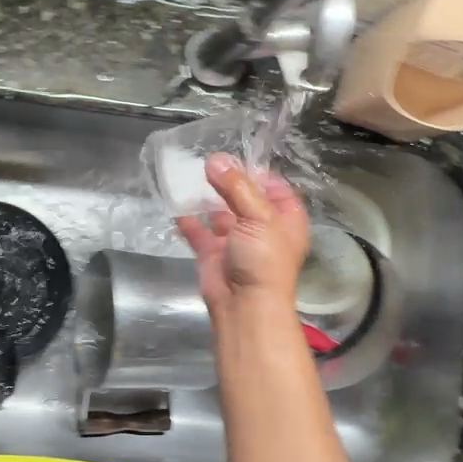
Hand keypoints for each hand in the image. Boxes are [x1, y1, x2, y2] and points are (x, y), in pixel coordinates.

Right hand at [175, 152, 309, 319]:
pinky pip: (198, 232)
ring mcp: (236, 241)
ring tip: (190, 176)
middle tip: (207, 162)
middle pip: (245, 197)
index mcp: (285, 218)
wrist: (245, 304)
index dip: (256, 172)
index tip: (234, 157)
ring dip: (207, 198)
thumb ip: (236, 187)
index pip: (274, 187)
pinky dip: (188, 221)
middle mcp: (262, 228)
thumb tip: (214, 159)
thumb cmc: (263, 258)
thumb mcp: (257, 217)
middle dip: (228, 182)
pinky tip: (176, 206)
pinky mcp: (213, 254)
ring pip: (220, 213)